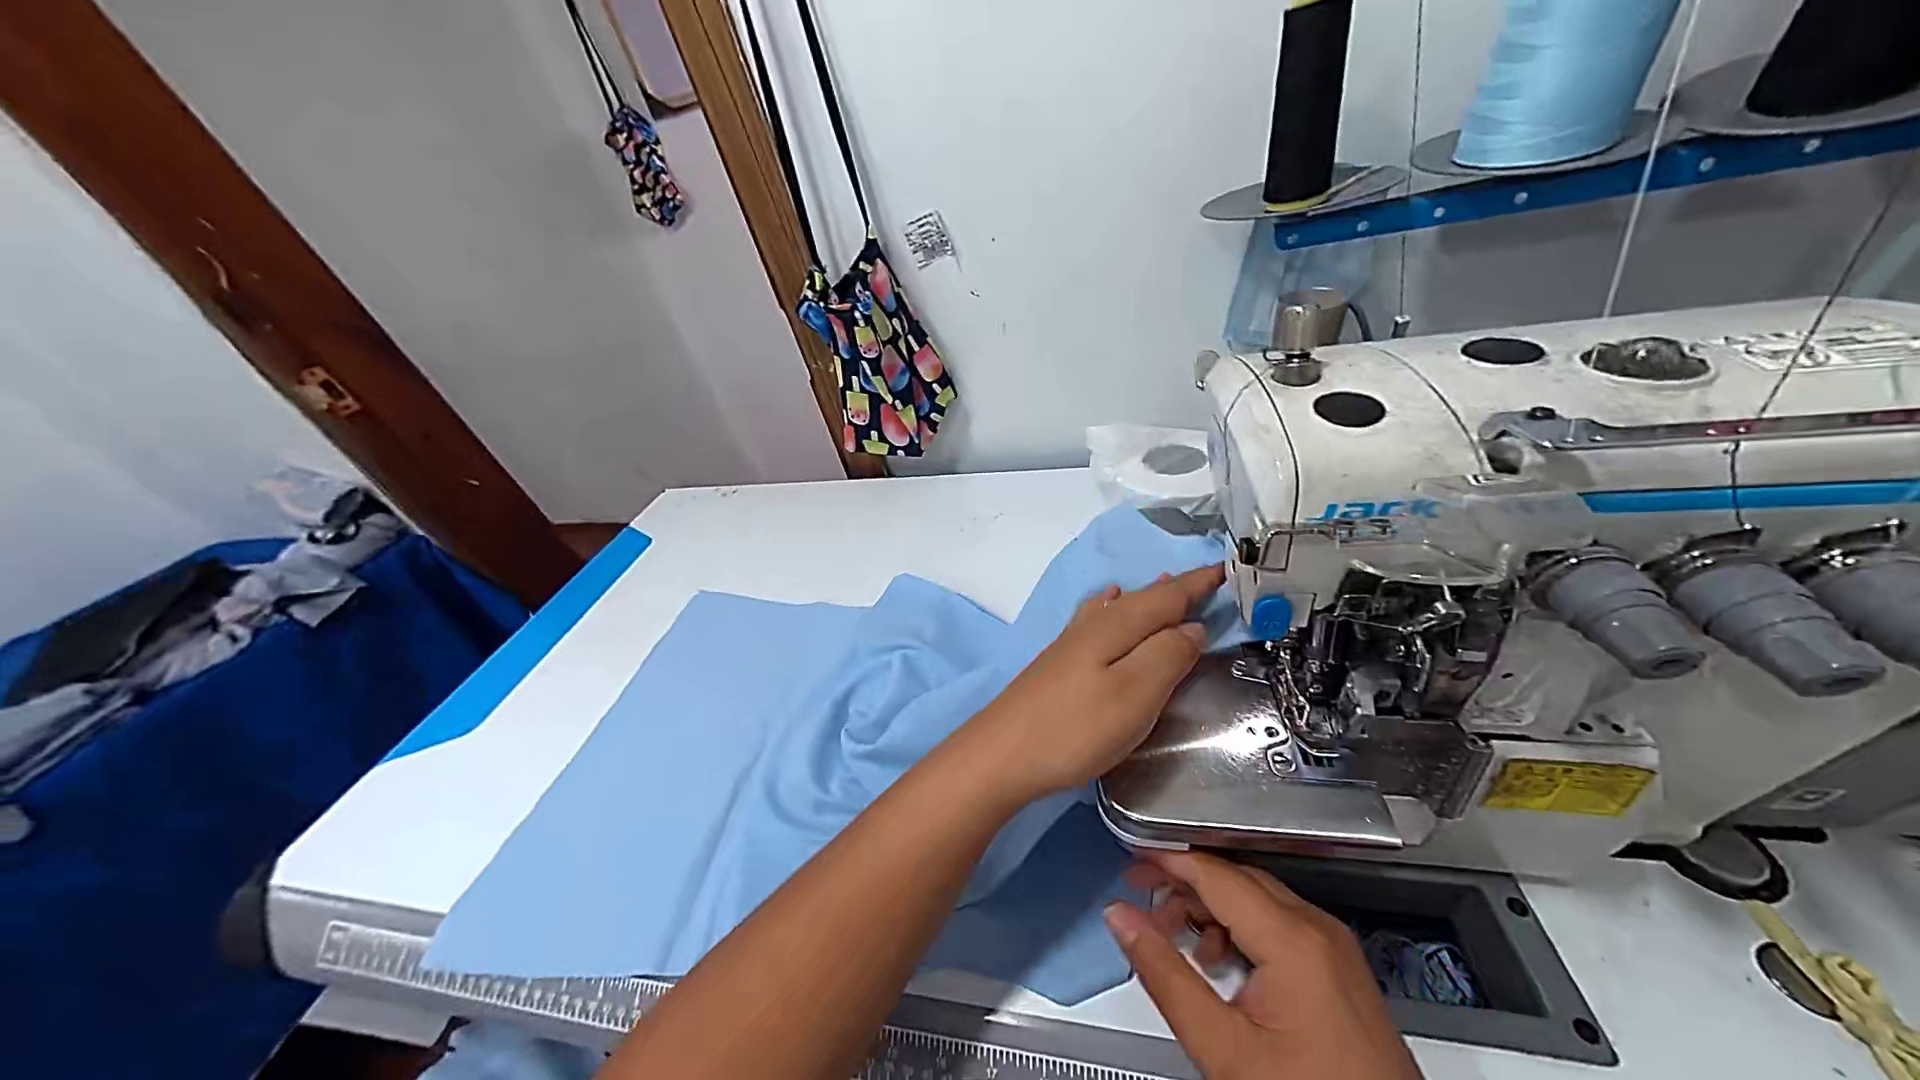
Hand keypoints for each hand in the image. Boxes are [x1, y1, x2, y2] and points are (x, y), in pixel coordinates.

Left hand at [948, 564, 1223, 805]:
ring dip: (1146, 598)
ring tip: (1163, 585)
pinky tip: (1104, 607)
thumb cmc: (1075, 727)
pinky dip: (1113, 609)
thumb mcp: (1135, 693)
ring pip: (1118, 608)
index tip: (1226, 570)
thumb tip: (1193, 627)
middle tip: (1205, 580)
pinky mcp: (1058, 663)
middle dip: (1176, 589)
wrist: (1002, 753)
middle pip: (1143, 599)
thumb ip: (1168, 655)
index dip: (1198, 584)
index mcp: (1118, 627)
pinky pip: (1097, 620)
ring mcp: (1071, 643)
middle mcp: (1094, 625)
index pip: (1168, 597)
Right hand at [1104, 851, 1423, 1079]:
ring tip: (1173, 936)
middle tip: (1142, 894)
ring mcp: (1334, 946)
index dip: (1167, 860)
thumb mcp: (1222, 1046)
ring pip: (1256, 898)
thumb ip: (1163, 974)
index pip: (1214, 874)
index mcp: (1293, 940)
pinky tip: (1217, 961)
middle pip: (1235, 880)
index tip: (1132, 861)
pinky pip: (1279, 922)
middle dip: (1183, 884)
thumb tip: (1122, 919)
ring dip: (1209, 907)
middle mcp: (1319, 930)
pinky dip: (1239, 927)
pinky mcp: (1338, 964)